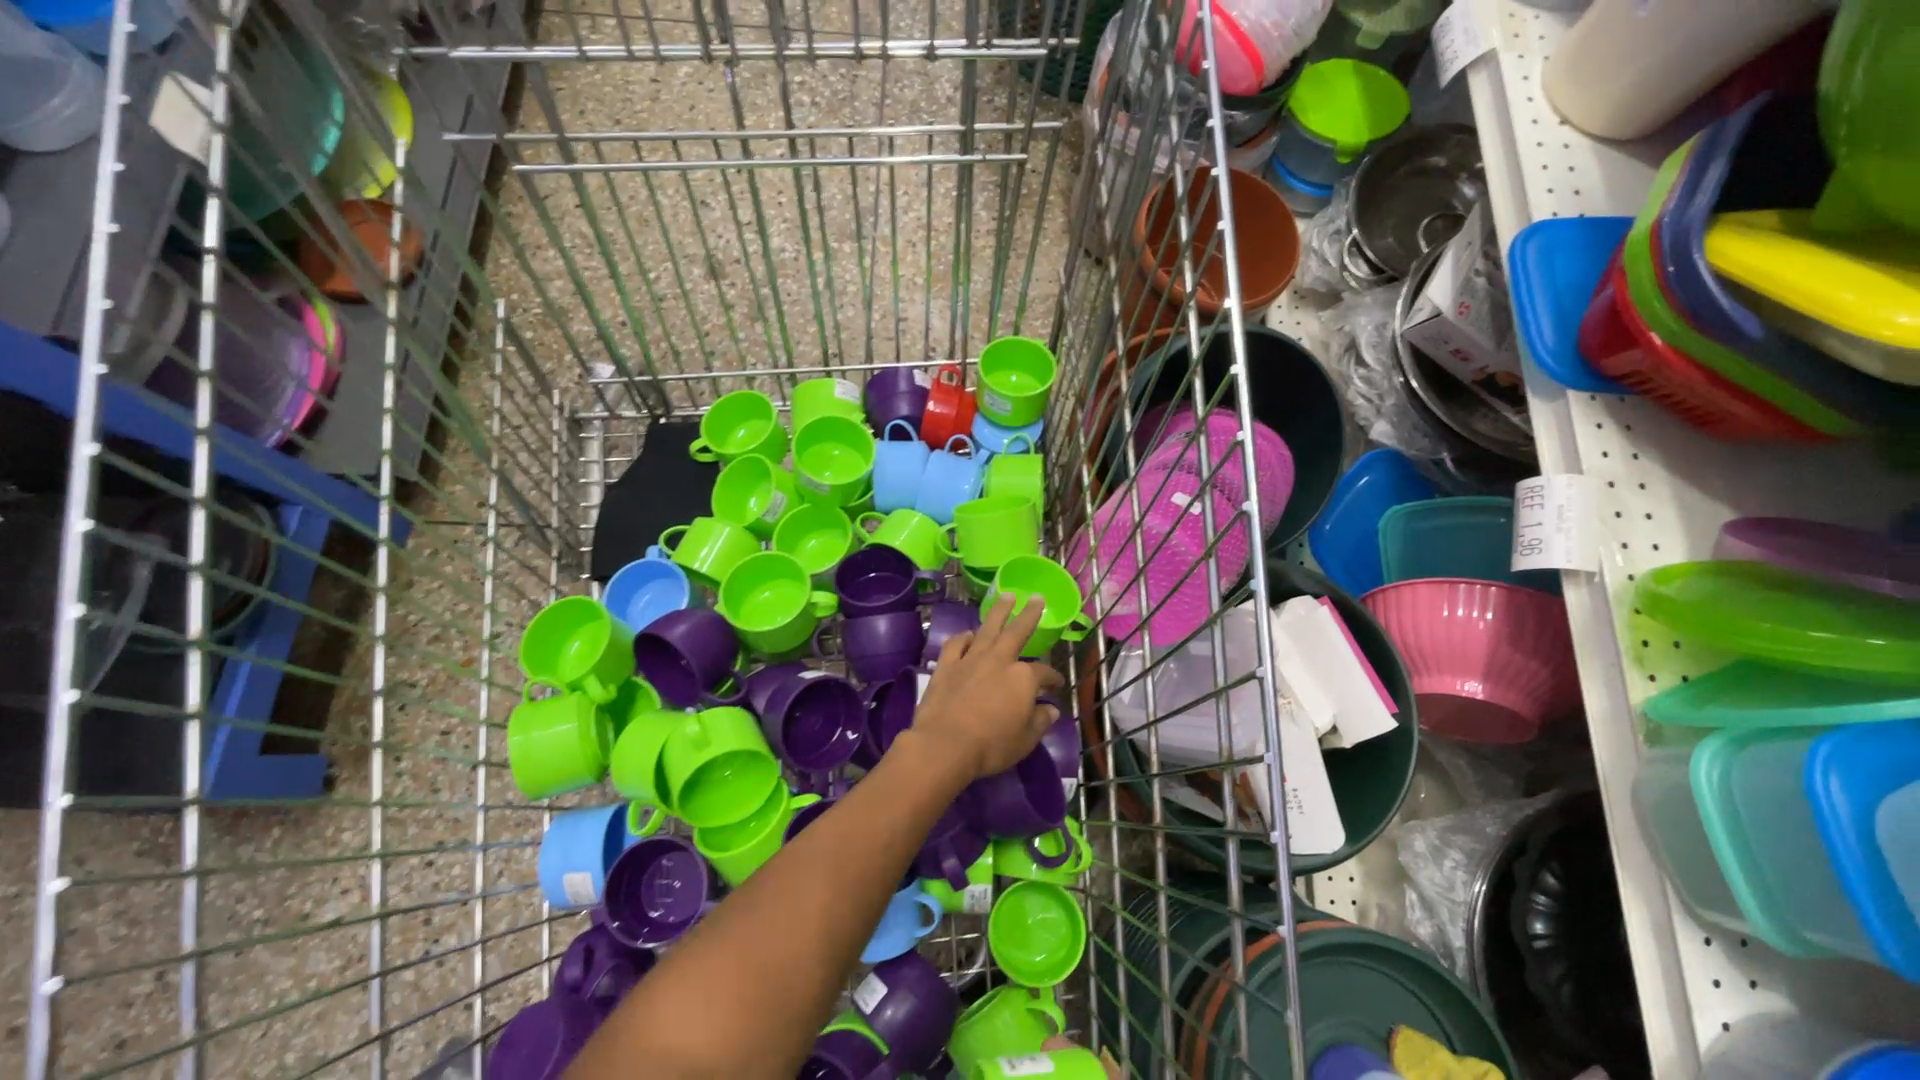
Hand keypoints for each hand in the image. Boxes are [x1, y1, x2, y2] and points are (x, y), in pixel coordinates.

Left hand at [908, 593, 1065, 781]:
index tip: (1056, 686)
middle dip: (1029, 614)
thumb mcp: (1025, 740)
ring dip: (998, 611)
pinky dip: (964, 637)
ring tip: (1006, 596)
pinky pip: (956, 644)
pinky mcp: (946, 666)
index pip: (1044, 674)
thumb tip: (1050, 710)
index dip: (1053, 679)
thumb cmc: (991, 745)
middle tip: (1036, 598)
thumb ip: (1040, 722)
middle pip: (1017, 632)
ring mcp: (970, 660)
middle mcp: (999, 661)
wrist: (945, 745)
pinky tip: (968, 634)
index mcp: (1023, 678)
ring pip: (988, 629)